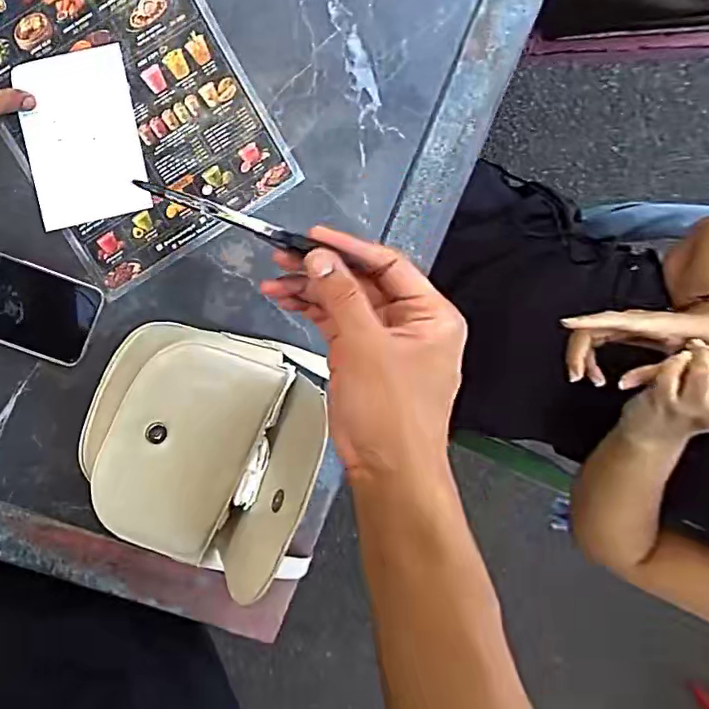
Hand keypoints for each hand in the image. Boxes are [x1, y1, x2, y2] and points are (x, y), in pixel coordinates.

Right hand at [259, 227, 466, 480]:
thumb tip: (322, 260)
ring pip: (344, 300)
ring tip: (277, 282)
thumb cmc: (394, 419)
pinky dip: (312, 310)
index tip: (316, 238)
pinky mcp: (363, 355)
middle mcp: (411, 324)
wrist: (389, 471)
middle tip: (288, 258)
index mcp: (430, 316)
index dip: (349, 247)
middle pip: (361, 281)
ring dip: (310, 290)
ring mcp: (385, 340)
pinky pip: (336, 321)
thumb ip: (341, 296)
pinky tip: (289, 301)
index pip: (388, 264)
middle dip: (322, 270)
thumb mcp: (365, 346)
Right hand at [560, 304, 708, 386]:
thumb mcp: (691, 361)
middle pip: (589, 330)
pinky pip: (597, 338)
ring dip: (582, 356)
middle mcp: (631, 320)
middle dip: (577, 353)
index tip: (566, 324)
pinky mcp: (625, 329)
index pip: (606, 320)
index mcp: (647, 323)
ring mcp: (627, 324)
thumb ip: (656, 372)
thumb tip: (622, 384)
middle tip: (577, 377)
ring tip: (590, 379)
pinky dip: (590, 356)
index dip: (585, 321)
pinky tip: (596, 372)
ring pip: (590, 335)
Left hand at [616, 342, 708, 445]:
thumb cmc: (696, 406)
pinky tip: (676, 360)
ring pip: (704, 370)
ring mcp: (696, 410)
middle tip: (707, 351)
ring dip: (696, 355)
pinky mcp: (666, 402)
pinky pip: (674, 370)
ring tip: (692, 353)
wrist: (656, 430)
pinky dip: (674, 359)